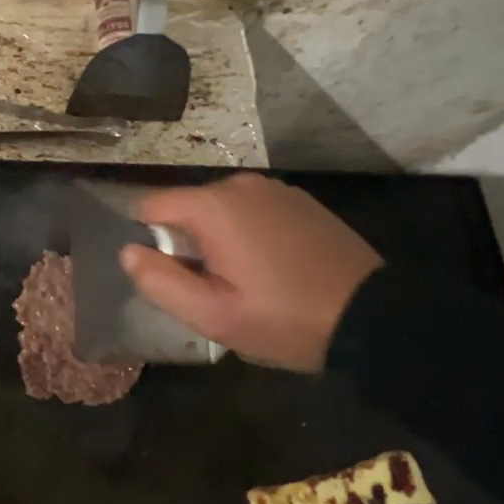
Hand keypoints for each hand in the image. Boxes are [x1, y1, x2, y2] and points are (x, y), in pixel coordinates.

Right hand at [120, 174, 382, 371]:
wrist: (375, 318)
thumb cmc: (285, 319)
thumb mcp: (213, 315)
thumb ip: (160, 281)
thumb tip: (128, 251)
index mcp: (213, 206)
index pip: (150, 206)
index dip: (149, 241)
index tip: (172, 276)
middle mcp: (240, 184)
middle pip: (187, 207)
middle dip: (188, 243)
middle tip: (214, 289)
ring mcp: (275, 189)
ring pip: (221, 210)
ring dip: (220, 239)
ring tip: (246, 282)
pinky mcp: (302, 201)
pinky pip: (254, 211)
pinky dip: (250, 234)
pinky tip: (274, 268)